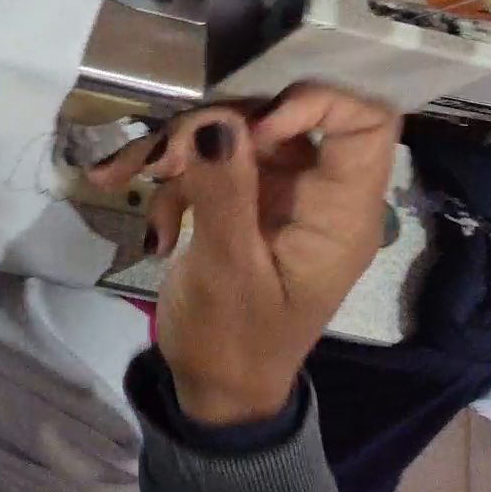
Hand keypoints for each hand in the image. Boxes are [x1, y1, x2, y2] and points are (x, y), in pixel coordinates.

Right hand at [90, 85, 401, 424]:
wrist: (214, 387)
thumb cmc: (234, 339)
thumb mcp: (227, 270)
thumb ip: (224, 193)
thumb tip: (216, 122)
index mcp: (338, 212)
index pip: (364, 122)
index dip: (312, 103)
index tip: (248, 127)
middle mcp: (310, 193)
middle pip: (271, 119)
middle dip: (208, 130)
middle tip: (161, 160)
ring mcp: (269, 195)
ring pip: (225, 138)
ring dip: (172, 154)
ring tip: (126, 178)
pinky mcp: (233, 201)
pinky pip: (199, 166)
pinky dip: (166, 186)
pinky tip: (152, 229)